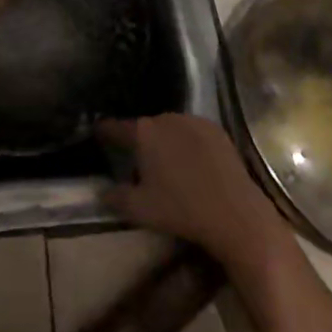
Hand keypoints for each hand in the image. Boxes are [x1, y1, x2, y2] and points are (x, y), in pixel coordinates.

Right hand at [99, 114, 295, 273]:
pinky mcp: (217, 129)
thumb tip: (103, 192)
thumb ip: (115, 197)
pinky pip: (193, 132)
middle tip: (139, 164)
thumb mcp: (139, 210)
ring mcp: (194, 121)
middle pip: (146, 127)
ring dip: (165, 141)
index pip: (116, 127)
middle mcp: (167, 119)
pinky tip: (193, 164)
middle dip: (141, 142)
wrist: (233, 212)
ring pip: (171, 128)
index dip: (105, 131)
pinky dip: (188, 143)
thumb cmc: (180, 209)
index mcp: (144, 133)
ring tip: (168, 165)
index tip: (98, 131)